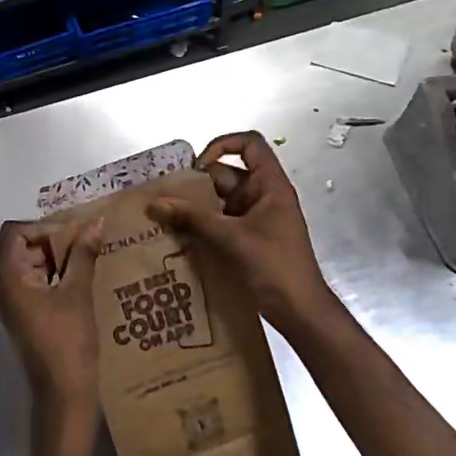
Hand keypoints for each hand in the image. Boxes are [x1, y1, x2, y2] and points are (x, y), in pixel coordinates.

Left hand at [0, 217, 104, 413]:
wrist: (65, 394)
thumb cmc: (69, 342)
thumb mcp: (78, 293)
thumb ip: (83, 253)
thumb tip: (96, 222)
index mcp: (10, 280)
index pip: (14, 233)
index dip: (42, 226)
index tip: (72, 233)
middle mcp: (5, 288)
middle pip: (21, 246)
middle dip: (52, 238)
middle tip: (85, 240)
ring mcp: (14, 302)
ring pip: (30, 262)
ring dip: (57, 254)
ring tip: (88, 253)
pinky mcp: (26, 314)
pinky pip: (37, 280)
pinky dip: (56, 271)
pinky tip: (82, 273)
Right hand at [149, 131, 337, 330]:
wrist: (300, 312)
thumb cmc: (275, 267)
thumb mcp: (232, 239)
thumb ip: (193, 219)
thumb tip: (156, 203)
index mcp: (270, 185)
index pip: (250, 144)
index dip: (223, 145)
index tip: (198, 166)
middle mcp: (262, 195)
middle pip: (226, 174)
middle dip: (197, 185)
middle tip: (166, 197)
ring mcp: (255, 217)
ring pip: (219, 201)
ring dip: (196, 208)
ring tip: (165, 217)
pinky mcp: (247, 237)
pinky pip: (220, 221)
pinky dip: (202, 225)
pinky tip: (179, 236)